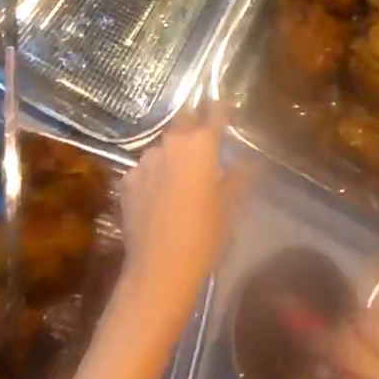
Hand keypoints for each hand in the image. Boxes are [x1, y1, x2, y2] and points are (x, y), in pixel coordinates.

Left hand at [118, 102, 242, 299]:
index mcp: (201, 145)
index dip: (223, 107)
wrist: (158, 270)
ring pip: (164, 146)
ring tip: (181, 173)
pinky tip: (159, 194)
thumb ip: (239, 177)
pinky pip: (146, 168)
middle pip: (185, 121)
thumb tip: (251, 161)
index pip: (215, 112)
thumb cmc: (203, 236)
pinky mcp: (127, 180)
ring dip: (173, 152)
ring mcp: (146, 160)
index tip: (228, 107)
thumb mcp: (229, 207)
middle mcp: (172, 143)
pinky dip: (155, 174)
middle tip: (205, 137)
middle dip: (195, 123)